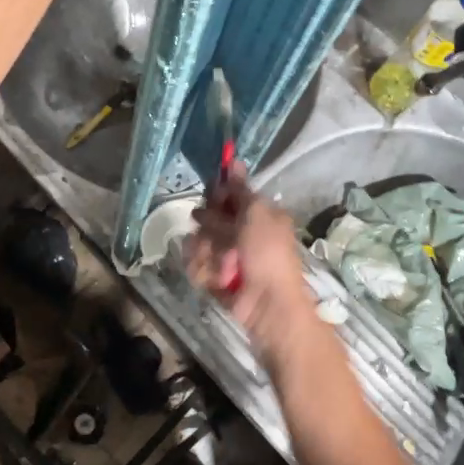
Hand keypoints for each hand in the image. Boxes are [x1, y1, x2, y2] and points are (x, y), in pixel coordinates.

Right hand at [185, 165, 322, 367]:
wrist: (267, 303)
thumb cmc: (268, 254)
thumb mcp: (258, 213)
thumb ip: (241, 190)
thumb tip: (234, 161)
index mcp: (257, 214)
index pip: (227, 195)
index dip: (218, 195)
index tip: (214, 198)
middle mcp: (241, 232)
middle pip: (207, 217)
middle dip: (210, 228)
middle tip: (223, 238)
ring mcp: (225, 255)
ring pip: (198, 241)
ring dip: (207, 253)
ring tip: (222, 266)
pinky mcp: (214, 276)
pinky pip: (196, 264)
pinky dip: (203, 271)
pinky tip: (215, 279)